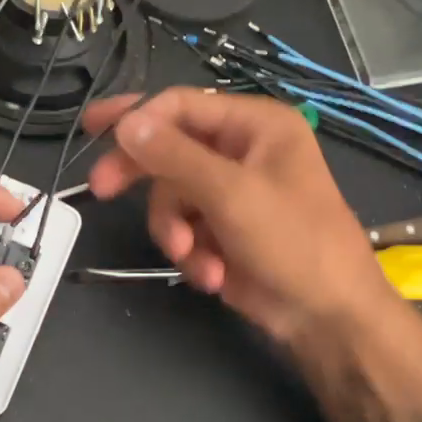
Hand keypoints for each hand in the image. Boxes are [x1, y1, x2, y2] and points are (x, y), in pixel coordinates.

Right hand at [85, 89, 395, 341]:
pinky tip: (211, 274)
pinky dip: (191, 253)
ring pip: (170, 197)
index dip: (137, 117)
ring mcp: (230, 193)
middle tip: (101, 189)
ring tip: (194, 257)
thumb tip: (125, 124)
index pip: (182, 105)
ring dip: (175, 231)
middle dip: (143, 178)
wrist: (326, 315)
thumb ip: (174, 157)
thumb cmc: (293, 242)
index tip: (95, 132)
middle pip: (169, 150)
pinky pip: (183, 228)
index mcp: (255, 125)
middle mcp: (241, 151)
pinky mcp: (221, 230)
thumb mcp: (231, 195)